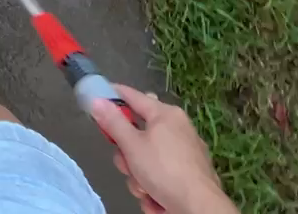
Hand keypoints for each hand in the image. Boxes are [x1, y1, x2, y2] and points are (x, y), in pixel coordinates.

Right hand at [88, 85, 236, 213]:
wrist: (201, 211)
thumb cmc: (164, 171)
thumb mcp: (131, 145)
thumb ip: (112, 122)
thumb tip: (96, 100)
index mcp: (165, 114)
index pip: (133, 96)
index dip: (113, 94)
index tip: (96, 96)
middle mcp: (178, 129)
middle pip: (139, 134)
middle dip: (128, 155)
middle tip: (126, 165)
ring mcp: (187, 154)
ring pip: (149, 158)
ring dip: (140, 176)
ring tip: (145, 190)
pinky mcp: (192, 176)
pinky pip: (163, 174)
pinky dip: (156, 187)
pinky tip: (157, 199)